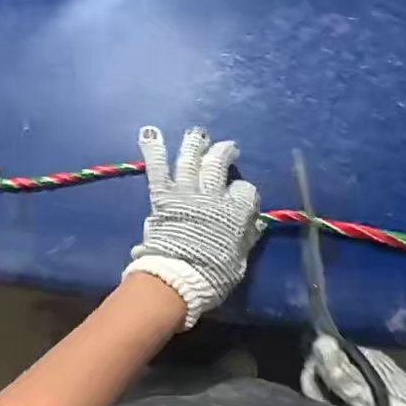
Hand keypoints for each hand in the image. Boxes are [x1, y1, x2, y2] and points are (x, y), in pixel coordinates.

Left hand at [124, 126, 262, 325]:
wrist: (178, 274)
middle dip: (223, 153)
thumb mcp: (239, 257)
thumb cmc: (213, 273)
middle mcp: (212, 195)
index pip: (245, 190)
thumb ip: (246, 236)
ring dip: (194, 144)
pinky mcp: (163, 195)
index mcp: (236, 211)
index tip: (240, 196)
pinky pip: (158, 168)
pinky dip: (154, 149)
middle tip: (227, 147)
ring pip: (191, 160)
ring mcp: (186, 192)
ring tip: (198, 133)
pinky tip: (149, 131)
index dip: (242, 192)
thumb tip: (255, 224)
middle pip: (218, 165)